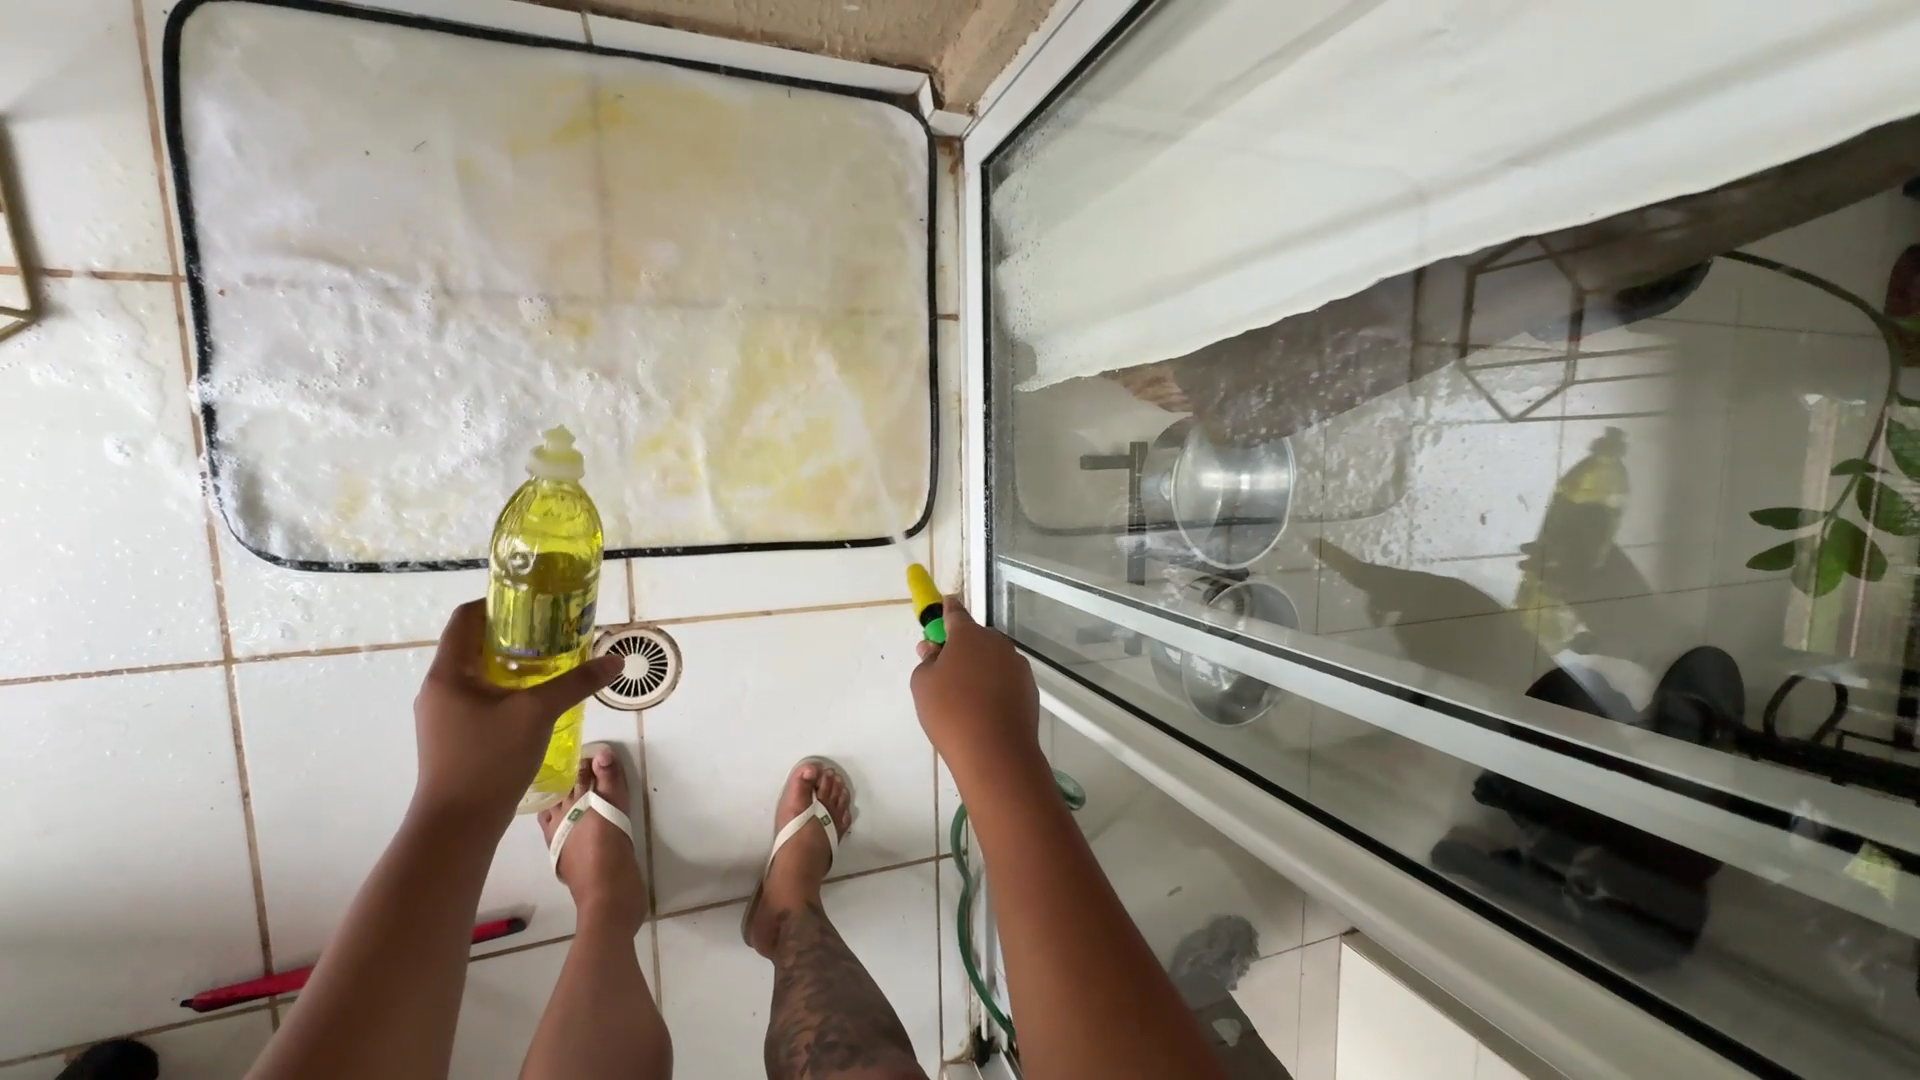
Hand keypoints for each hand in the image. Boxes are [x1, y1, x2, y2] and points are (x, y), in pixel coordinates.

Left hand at [411, 601, 620, 823]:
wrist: (458, 824)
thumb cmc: (489, 759)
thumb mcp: (539, 713)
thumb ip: (577, 682)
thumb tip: (616, 661)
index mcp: (448, 673)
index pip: (465, 618)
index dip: (498, 603)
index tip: (535, 602)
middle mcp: (439, 688)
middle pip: (473, 644)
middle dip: (514, 634)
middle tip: (554, 631)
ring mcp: (443, 714)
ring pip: (478, 674)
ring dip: (513, 664)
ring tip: (552, 663)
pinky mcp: (453, 736)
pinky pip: (480, 697)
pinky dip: (507, 689)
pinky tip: (537, 700)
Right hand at [910, 596, 1041, 778]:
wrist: (995, 751)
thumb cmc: (950, 712)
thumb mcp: (923, 684)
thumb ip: (926, 661)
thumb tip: (933, 650)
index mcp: (969, 635)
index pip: (955, 613)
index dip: (947, 610)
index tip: (944, 605)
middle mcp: (997, 643)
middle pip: (976, 639)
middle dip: (962, 649)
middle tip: (945, 673)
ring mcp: (1017, 665)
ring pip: (992, 660)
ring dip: (980, 669)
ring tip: (966, 700)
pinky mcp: (1030, 688)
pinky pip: (1006, 680)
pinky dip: (996, 688)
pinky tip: (985, 711)